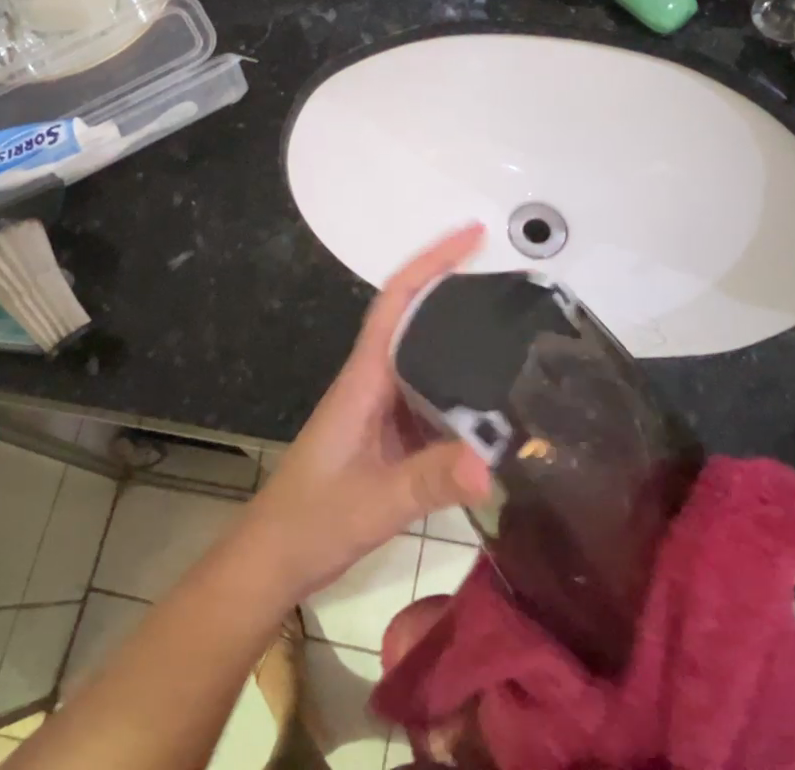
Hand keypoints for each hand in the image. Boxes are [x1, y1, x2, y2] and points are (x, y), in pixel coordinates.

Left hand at [245, 224, 494, 596]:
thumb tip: (494, 464)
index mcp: (363, 382)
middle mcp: (373, 386)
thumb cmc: (310, 523)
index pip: (397, 304)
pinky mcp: (389, 439)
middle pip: (417, 322)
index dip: (431, 262)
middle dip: (460, 294)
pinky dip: (465, 395)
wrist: (272, 560)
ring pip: (427, 362)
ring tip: (522, 339)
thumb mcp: (374, 503)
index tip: (474, 234)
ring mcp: (380, 413)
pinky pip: (432, 401)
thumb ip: (430, 482)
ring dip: (466, 346)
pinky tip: (499, 407)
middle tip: (518, 290)